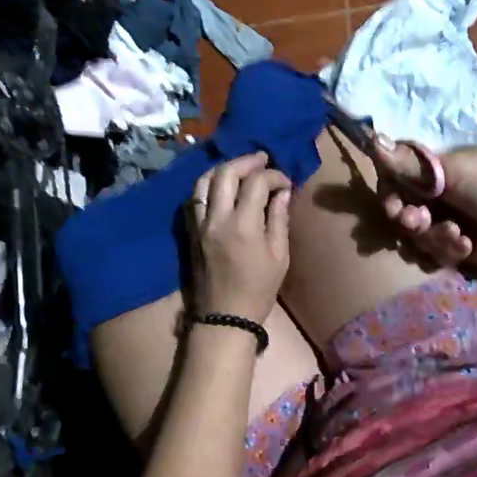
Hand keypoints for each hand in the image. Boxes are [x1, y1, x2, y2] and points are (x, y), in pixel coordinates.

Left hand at [190, 153, 291, 319]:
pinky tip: (222, 189)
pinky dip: (208, 186)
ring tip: (241, 169)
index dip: (273, 175)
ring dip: (223, 169)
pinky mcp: (190, 232)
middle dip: (246, 162)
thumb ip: (278, 220)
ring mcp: (199, 224)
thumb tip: (282, 193)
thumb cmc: (259, 290)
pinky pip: (195, 198)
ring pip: (204, 181)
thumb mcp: (279, 257)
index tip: (286, 182)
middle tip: (263, 160)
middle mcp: (217, 218)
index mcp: (243, 225)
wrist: (225, 316)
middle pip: (226, 173)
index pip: (257, 182)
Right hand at [372, 140, 476, 268]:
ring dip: (433, 238)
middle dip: (410, 221)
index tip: (394, 205)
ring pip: (416, 238)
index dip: (389, 195)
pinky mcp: (456, 248)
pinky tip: (467, 246)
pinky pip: (434, 255)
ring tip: (458, 235)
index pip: (394, 180)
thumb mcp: (453, 171)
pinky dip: (448, 252)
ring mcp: (444, 222)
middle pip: (400, 213)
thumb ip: (410, 164)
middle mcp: (434, 196)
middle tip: (420, 221)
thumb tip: (373, 139)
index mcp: (432, 171)